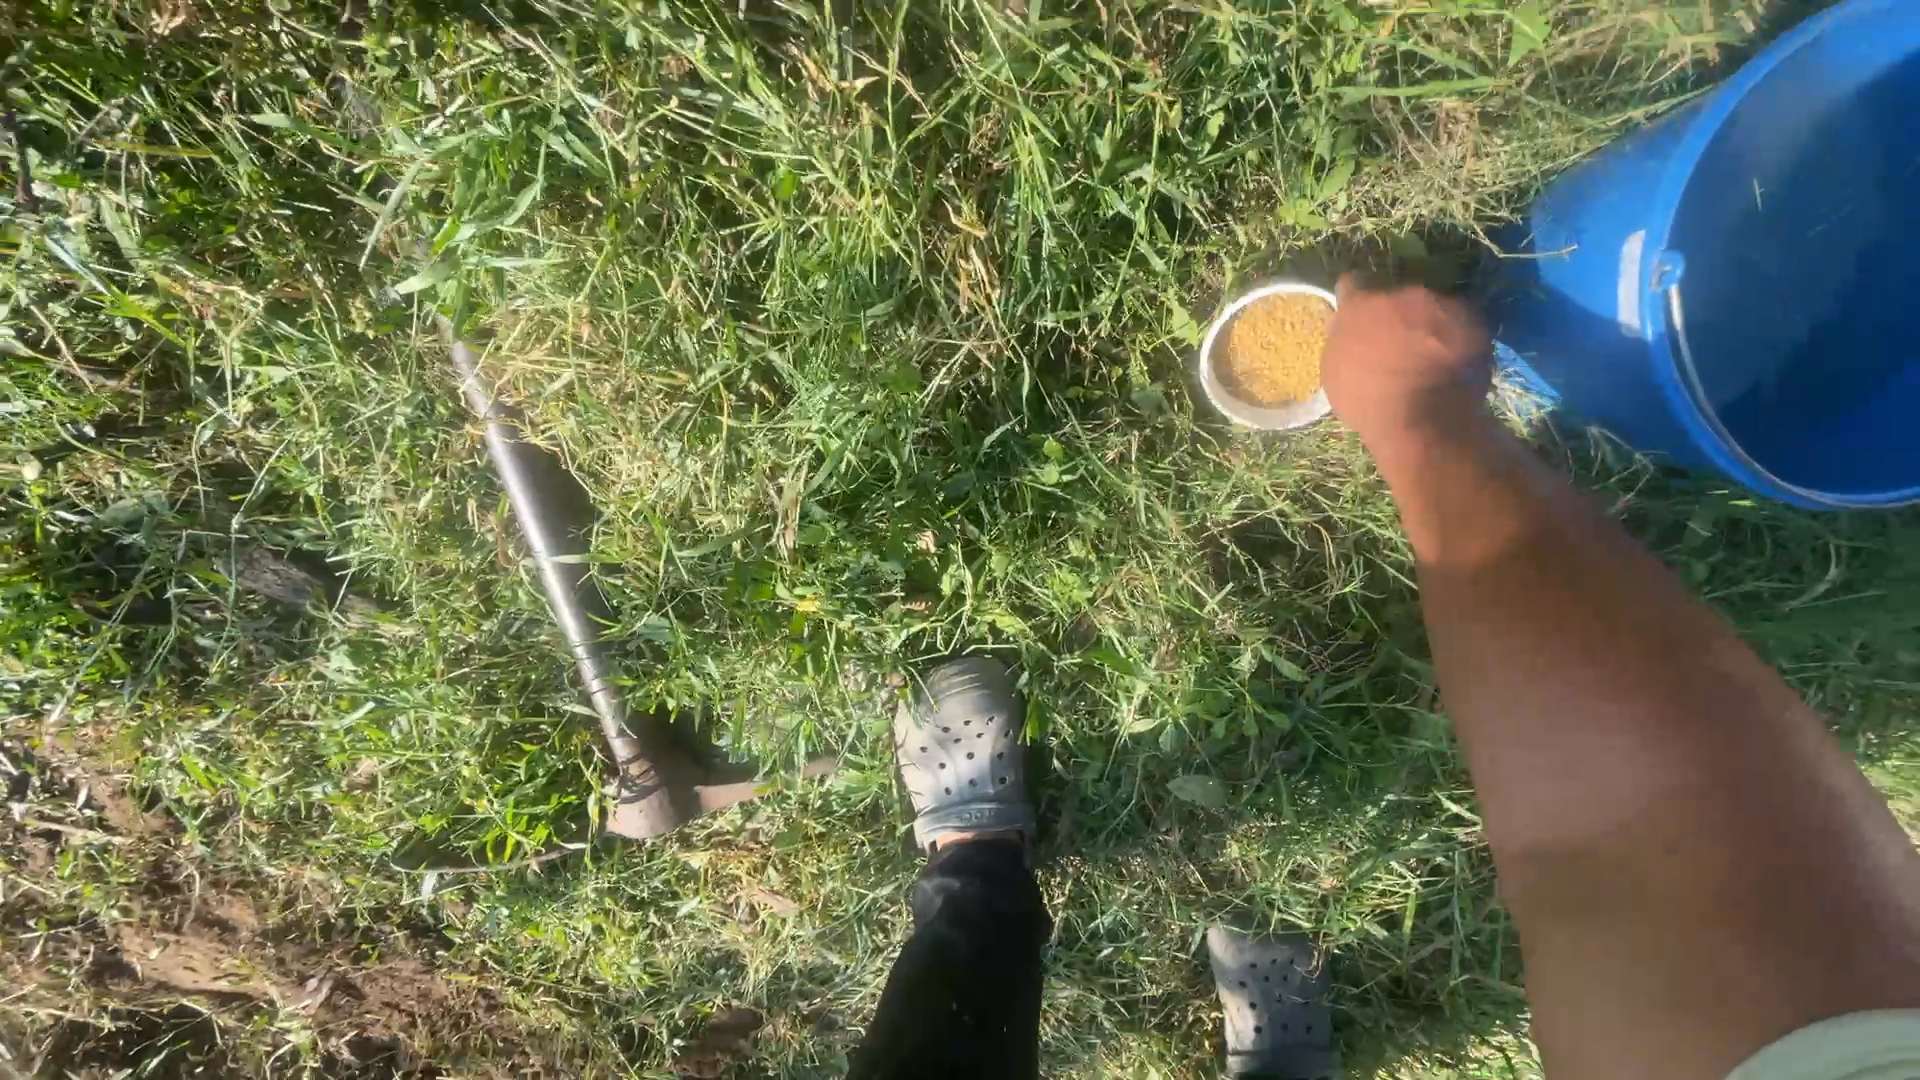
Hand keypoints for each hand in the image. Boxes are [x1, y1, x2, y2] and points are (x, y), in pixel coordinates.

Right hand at [1321, 275, 1493, 447]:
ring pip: (1429, 306)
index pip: (1351, 284)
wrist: (1424, 418)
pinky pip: (1458, 320)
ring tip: (1426, 355)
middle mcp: (1402, 293)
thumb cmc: (1368, 400)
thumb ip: (1342, 340)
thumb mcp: (1335, 373)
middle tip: (1394, 343)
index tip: (1356, 315)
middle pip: (1395, 295)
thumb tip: (1345, 326)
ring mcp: (1441, 303)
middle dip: (1393, 313)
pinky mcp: (1474, 317)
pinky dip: (1452, 335)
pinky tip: (1448, 360)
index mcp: (1360, 306)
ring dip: (1425, 323)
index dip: (1353, 298)